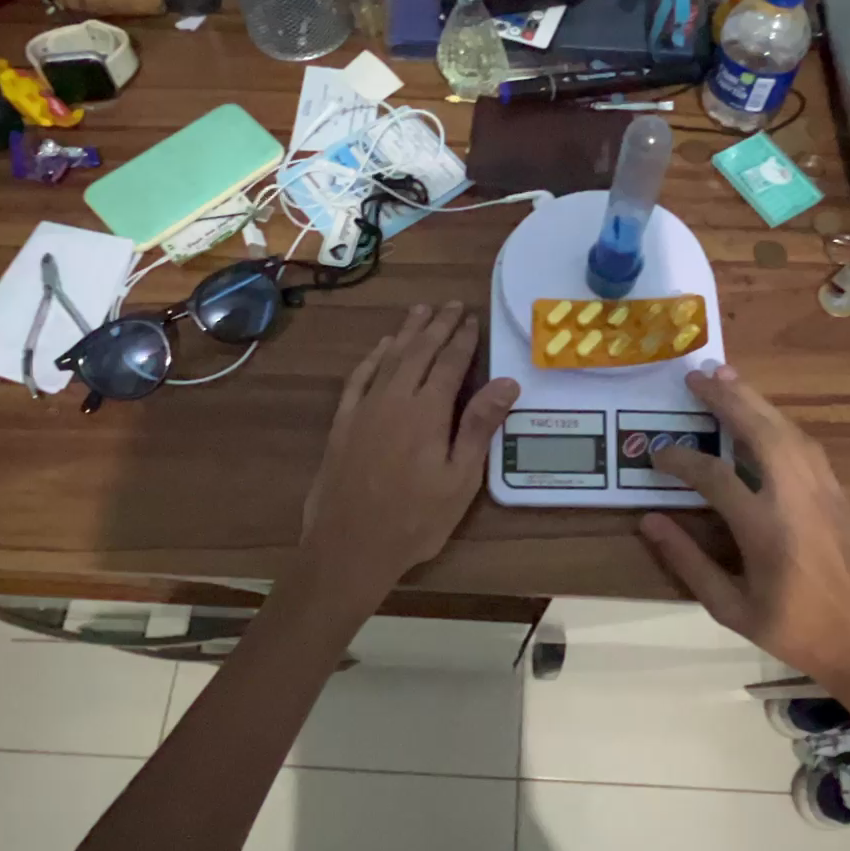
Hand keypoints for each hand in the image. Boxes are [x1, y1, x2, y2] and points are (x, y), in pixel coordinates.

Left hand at [300, 302, 519, 587]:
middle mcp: (395, 398)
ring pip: (390, 357)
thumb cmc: (414, 519)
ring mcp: (365, 408)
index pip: (450, 363)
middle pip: (420, 351)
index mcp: (428, 411)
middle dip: (439, 326)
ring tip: (422, 311)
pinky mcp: (343, 422)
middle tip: (453, 305)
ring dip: (408, 332)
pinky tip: (382, 347)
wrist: (349, 545)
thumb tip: (506, 382)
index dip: (463, 339)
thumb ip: (480, 426)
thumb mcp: (460, 480)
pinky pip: (360, 377)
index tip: (473, 319)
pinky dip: (374, 357)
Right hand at [637, 365, 849, 702]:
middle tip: (697, 375)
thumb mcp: (732, 609)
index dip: (680, 459)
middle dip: (727, 399)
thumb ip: (689, 562)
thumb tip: (649, 521)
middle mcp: (796, 498)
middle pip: (760, 432)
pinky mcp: (838, 493)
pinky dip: (778, 421)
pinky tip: (763, 414)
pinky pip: (805, 444)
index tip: (657, 454)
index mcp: (766, 529)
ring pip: (787, 430)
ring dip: (755, 400)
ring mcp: (823, 491)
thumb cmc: (796, 631)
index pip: (714, 475)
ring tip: (726, 377)